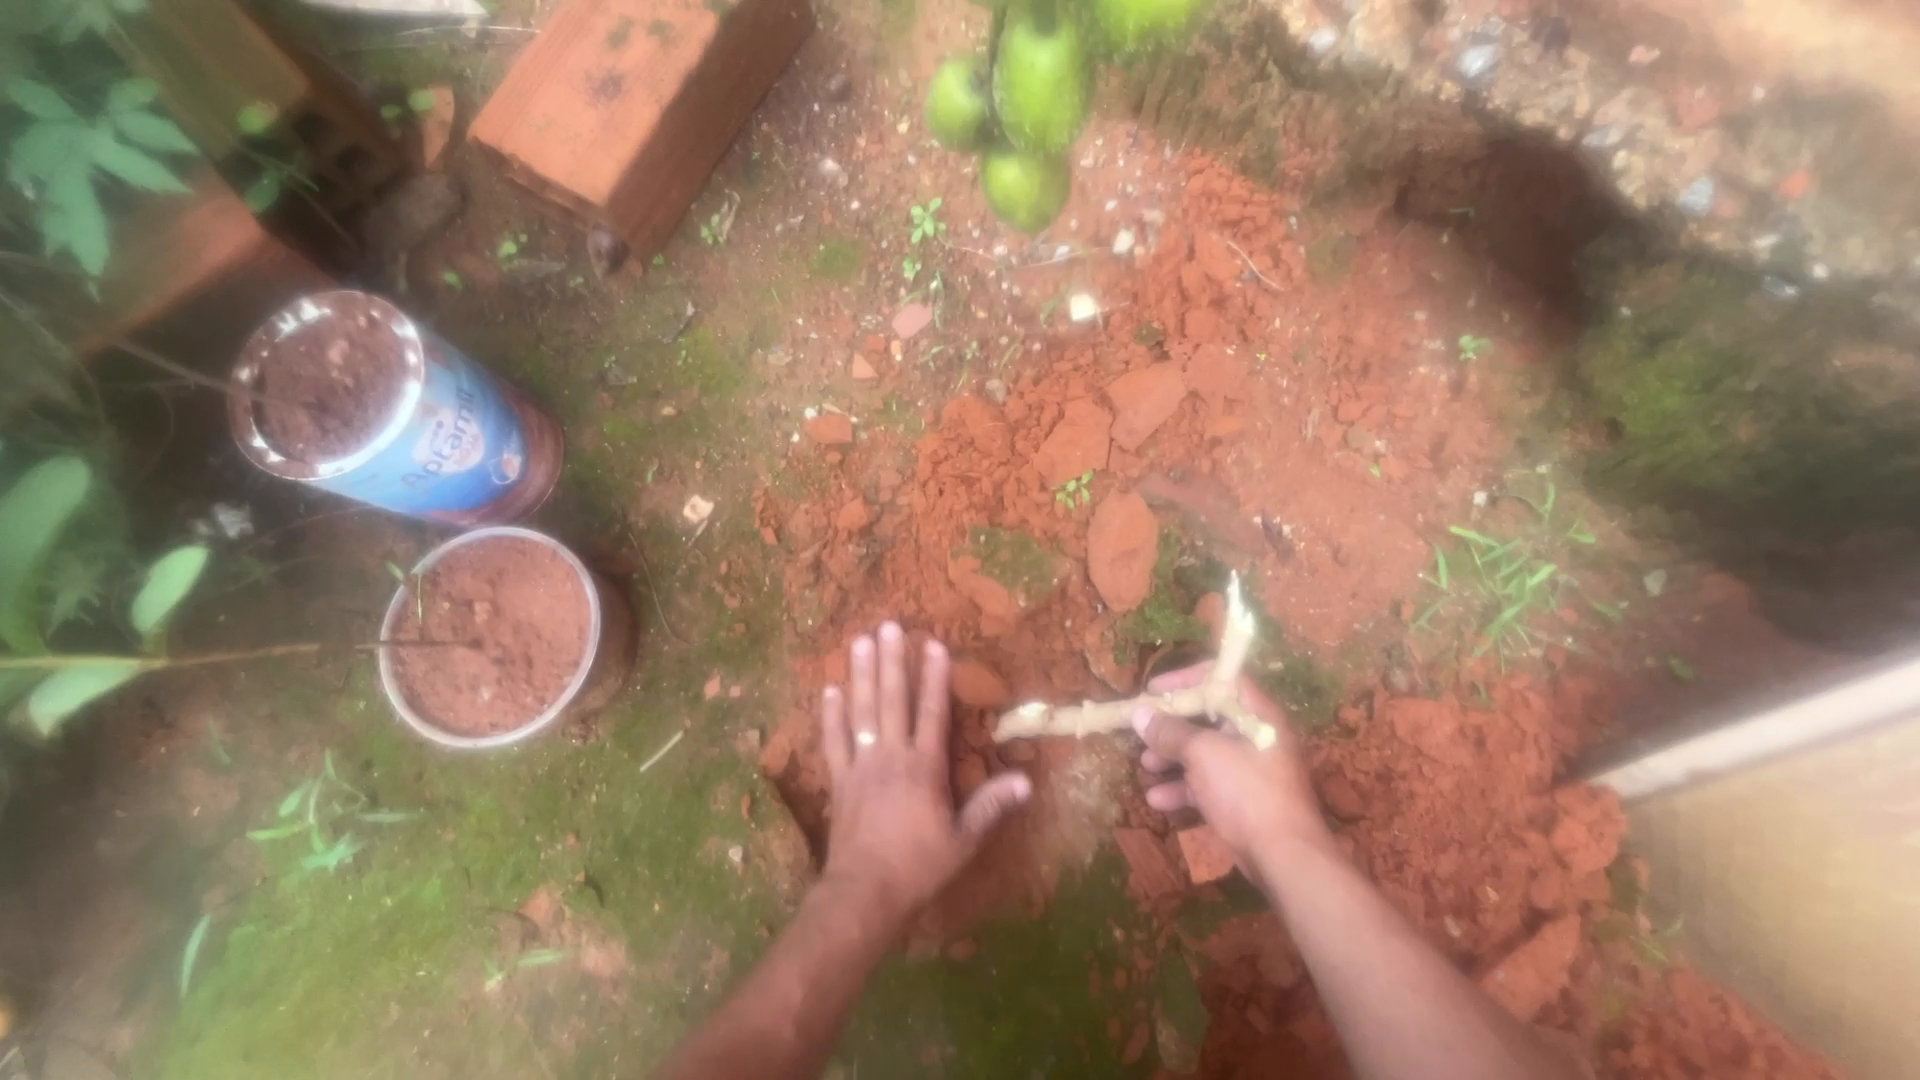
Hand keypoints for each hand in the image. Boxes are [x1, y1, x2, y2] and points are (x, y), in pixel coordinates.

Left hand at [818, 622, 1032, 922]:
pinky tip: (829, 690)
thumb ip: (991, 806)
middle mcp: (892, 757)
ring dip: (861, 675)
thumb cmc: (919, 866)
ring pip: (861, 712)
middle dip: (892, 661)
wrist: (864, 894)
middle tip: (889, 625)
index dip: (934, 678)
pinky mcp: (839, 781)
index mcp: (924, 768)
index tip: (933, 644)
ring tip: (860, 641)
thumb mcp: (964, 840)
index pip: (932, 713)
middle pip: (892, 700)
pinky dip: (831, 715)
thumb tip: (1026, 781)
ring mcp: (861, 766)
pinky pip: (834, 741)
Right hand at [1132, 663, 1330, 880]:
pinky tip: (1157, 800)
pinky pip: (1207, 784)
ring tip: (1144, 766)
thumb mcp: (1203, 753)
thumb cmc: (1246, 791)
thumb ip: (1170, 731)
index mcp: (1256, 715)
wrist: (1283, 856)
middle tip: (1142, 731)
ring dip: (1171, 759)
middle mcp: (1255, 737)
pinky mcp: (1242, 800)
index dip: (1186, 679)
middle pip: (1207, 718)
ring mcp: (1250, 771)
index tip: (1155, 689)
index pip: (1222, 680)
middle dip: (1171, 726)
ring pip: (1204, 754)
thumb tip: (1140, 715)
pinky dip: (1183, 788)